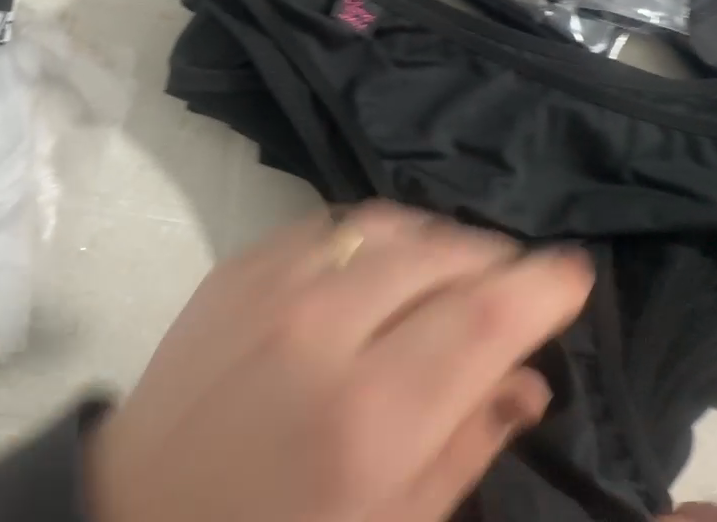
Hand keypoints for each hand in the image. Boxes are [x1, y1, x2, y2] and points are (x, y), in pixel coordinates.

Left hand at [85, 202, 594, 521]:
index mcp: (371, 413)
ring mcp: (269, 286)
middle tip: (516, 277)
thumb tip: (526, 377)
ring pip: (380, 223)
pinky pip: (323, 224)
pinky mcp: (235, 268)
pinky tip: (383, 258)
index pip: (482, 317)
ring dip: (434, 235)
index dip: (540, 285)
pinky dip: (370, 232)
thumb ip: (466, 445)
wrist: (142, 509)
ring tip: (458, 263)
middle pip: (434, 252)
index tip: (574, 271)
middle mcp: (320, 328)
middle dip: (492, 254)